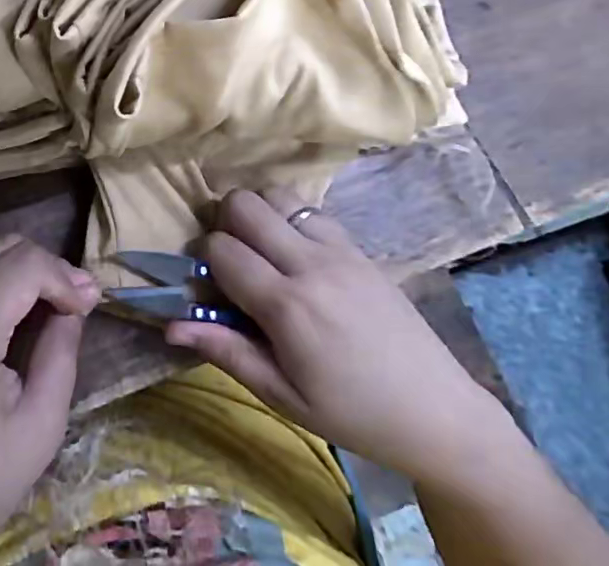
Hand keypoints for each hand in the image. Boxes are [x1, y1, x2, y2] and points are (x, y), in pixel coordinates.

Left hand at [0, 235, 99, 565]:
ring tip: (55, 300)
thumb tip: (74, 306)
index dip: (65, 276)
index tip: (90, 306)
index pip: (25, 265)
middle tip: (78, 300)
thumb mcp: (40, 424)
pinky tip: (19, 307)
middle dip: (46, 265)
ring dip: (22, 267)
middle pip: (2, 248)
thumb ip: (61, 353)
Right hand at [166, 189, 513, 484]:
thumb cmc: (353, 414)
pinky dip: (290, 219)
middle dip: (224, 223)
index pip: (222, 249)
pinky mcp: (359, 248)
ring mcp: (339, 250)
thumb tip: (169, 327)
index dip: (205, 262)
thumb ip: (226, 352)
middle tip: (232, 260)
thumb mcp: (283, 396)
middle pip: (244, 204)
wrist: (438, 411)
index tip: (212, 287)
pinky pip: (311, 210)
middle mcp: (311, 264)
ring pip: (278, 194)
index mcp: (288, 306)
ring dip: (258, 213)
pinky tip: (296, 254)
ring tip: (262, 251)